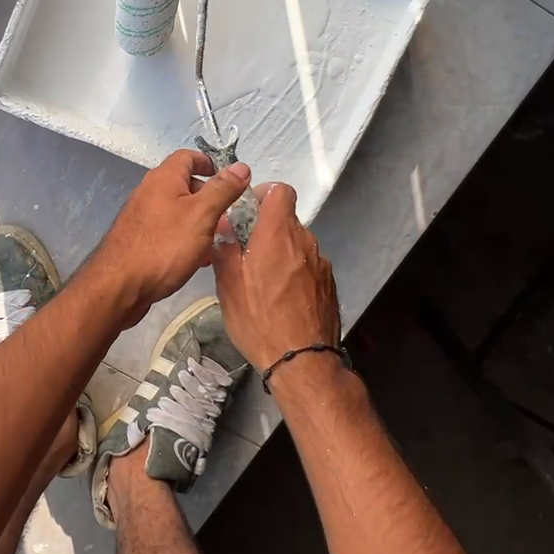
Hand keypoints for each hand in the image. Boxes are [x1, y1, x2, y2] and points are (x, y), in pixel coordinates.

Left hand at [92, 149, 251, 326]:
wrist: (120, 286)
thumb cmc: (164, 246)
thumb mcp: (201, 214)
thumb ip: (222, 189)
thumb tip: (241, 166)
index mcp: (163, 178)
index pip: (188, 157)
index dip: (209, 163)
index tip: (230, 180)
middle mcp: (150, 191)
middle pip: (184, 184)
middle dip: (209, 197)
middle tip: (229, 216)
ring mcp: (142, 216)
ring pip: (178, 210)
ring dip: (200, 220)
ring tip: (219, 240)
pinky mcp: (139, 239)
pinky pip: (168, 230)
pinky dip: (186, 237)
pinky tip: (198, 258)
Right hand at [211, 182, 339, 371]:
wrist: (303, 361)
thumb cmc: (259, 320)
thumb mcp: (228, 286)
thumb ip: (225, 250)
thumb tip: (223, 228)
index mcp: (277, 234)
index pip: (280, 191)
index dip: (264, 194)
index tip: (249, 212)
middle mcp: (304, 242)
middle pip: (287, 219)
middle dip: (267, 229)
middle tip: (247, 253)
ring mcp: (321, 263)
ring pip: (298, 244)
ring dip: (281, 252)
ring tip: (264, 281)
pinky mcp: (329, 284)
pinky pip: (308, 266)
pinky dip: (295, 272)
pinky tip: (283, 298)